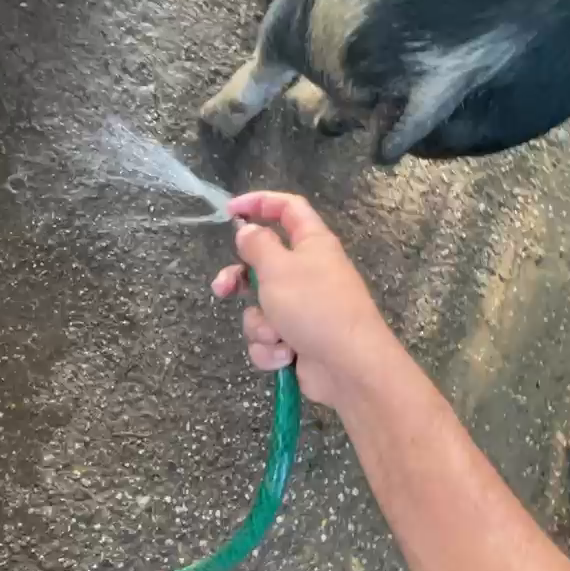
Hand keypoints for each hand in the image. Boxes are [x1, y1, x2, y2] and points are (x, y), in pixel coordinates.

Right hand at [210, 191, 398, 409]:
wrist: (347, 366)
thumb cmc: (315, 307)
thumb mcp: (278, 269)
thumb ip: (257, 245)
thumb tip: (247, 230)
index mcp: (312, 244)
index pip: (287, 209)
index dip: (259, 203)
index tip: (229, 211)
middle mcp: (307, 272)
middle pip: (262, 265)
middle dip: (239, 281)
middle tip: (222, 289)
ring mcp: (303, 309)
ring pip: (260, 309)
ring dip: (261, 325)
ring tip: (277, 335)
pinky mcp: (297, 340)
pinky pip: (268, 339)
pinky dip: (271, 349)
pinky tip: (286, 355)